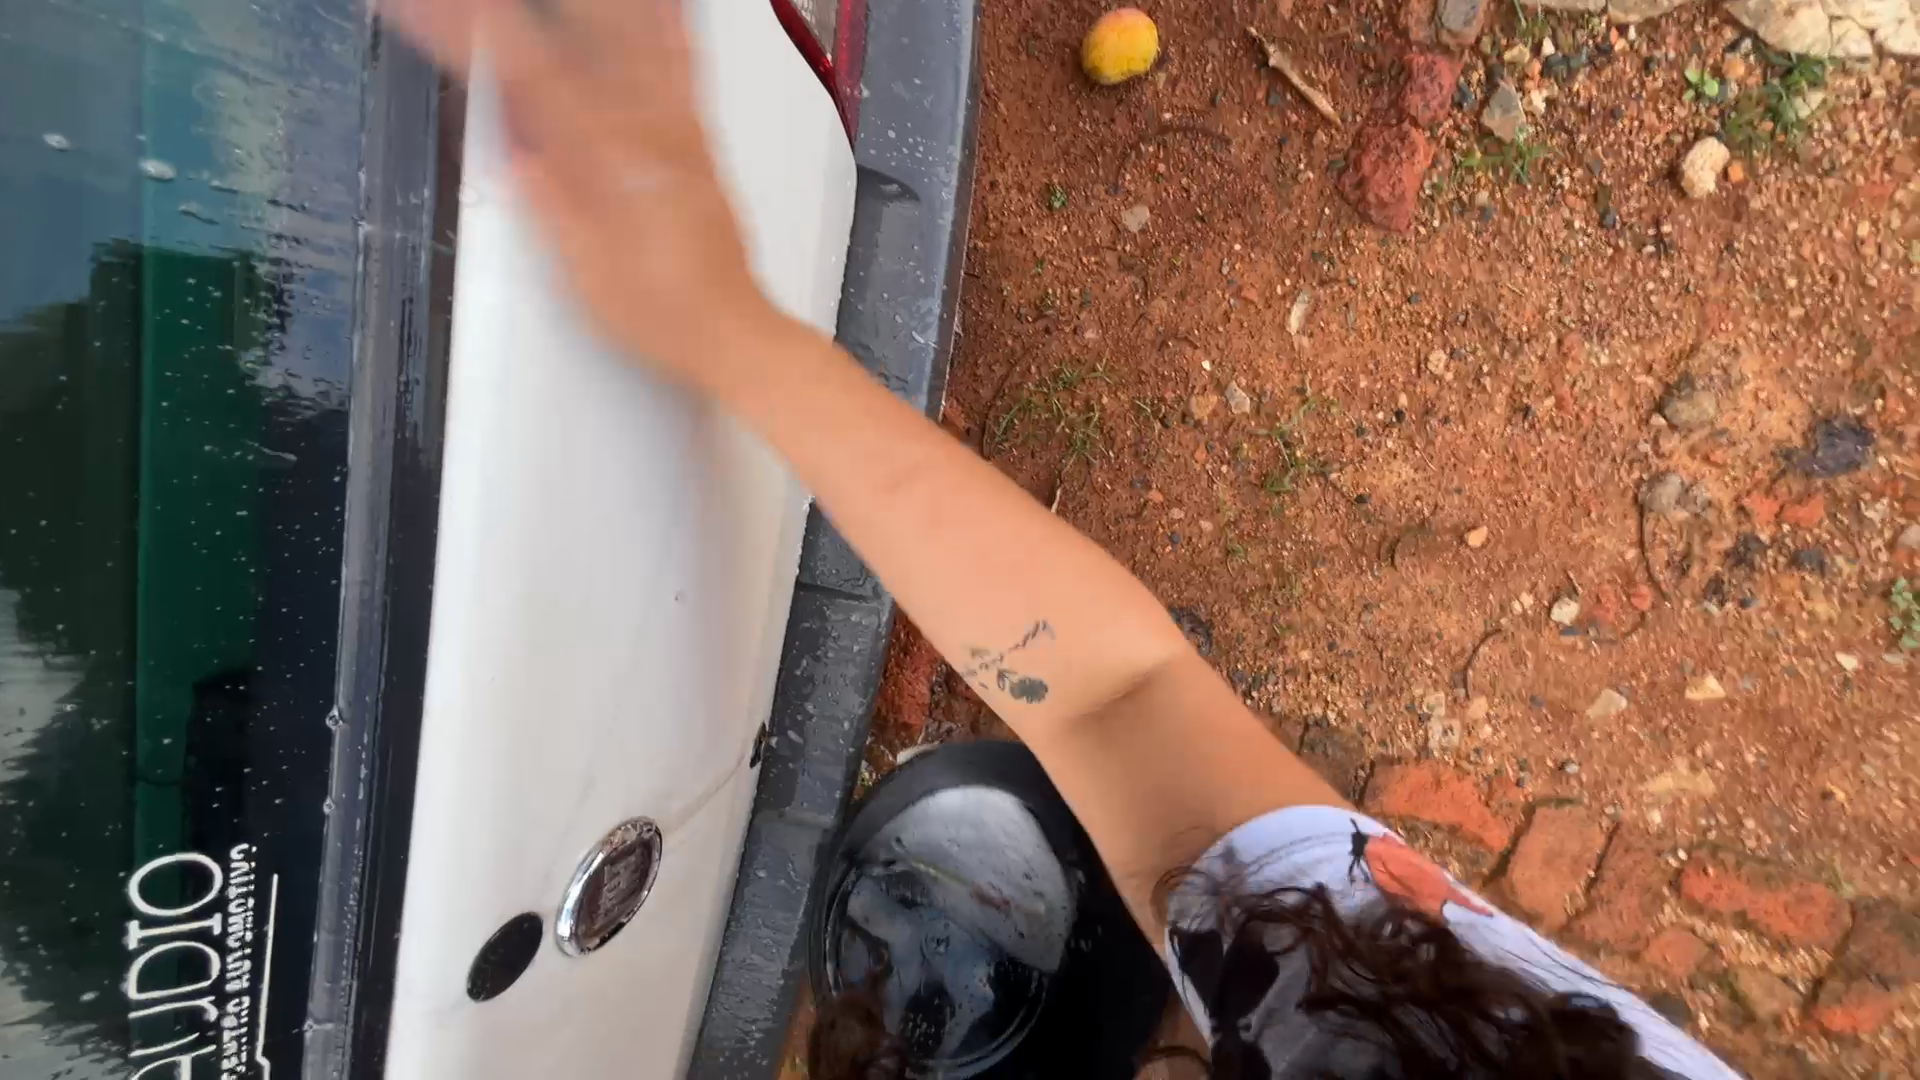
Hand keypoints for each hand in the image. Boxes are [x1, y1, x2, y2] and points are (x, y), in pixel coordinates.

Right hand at [385, 0, 778, 384]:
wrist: (734, 336)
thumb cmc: (669, 318)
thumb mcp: (588, 276)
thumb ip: (552, 207)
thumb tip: (520, 162)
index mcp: (610, 169)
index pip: (529, 79)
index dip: (467, 34)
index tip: (421, 5)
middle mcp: (652, 142)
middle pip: (588, 40)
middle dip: (537, 9)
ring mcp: (684, 142)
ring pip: (641, 42)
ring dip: (606, 8)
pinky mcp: (705, 152)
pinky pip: (688, 70)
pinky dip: (675, 27)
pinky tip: (672, 4)